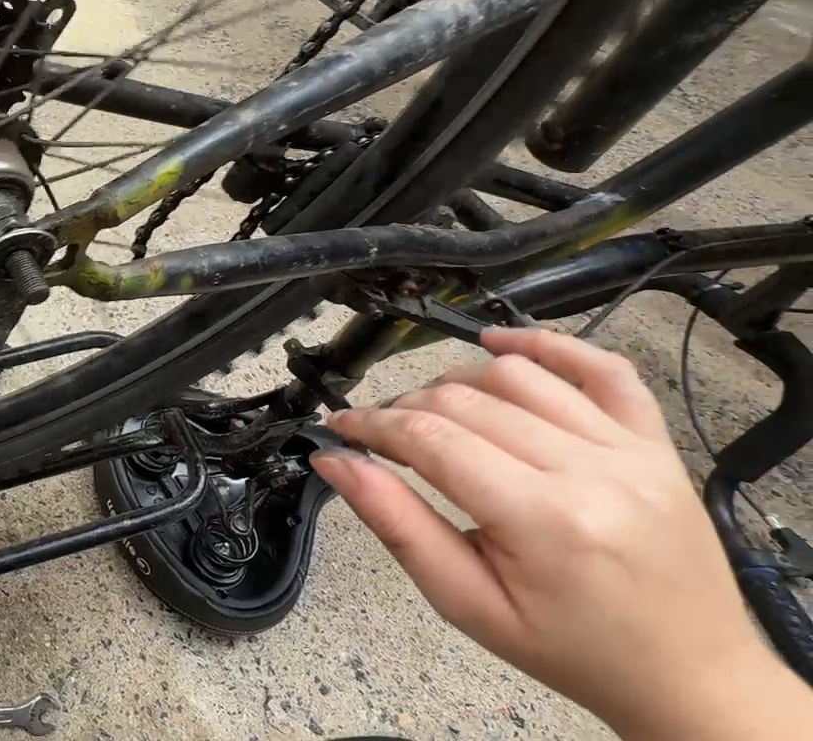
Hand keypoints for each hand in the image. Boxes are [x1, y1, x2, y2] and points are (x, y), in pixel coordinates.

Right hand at [310, 327, 812, 740]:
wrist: (692, 679)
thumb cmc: (571, 649)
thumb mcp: (465, 602)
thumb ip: (396, 524)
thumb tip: (333, 460)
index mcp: (546, 521)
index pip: (429, 438)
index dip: (369, 424)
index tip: (339, 428)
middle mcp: (594, 473)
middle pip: (462, 400)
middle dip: (403, 409)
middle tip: (382, 438)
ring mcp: (632, 453)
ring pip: (514, 376)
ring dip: (455, 383)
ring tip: (434, 413)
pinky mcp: (655, 445)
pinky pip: (603, 370)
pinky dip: (547, 345)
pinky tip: (501, 345)